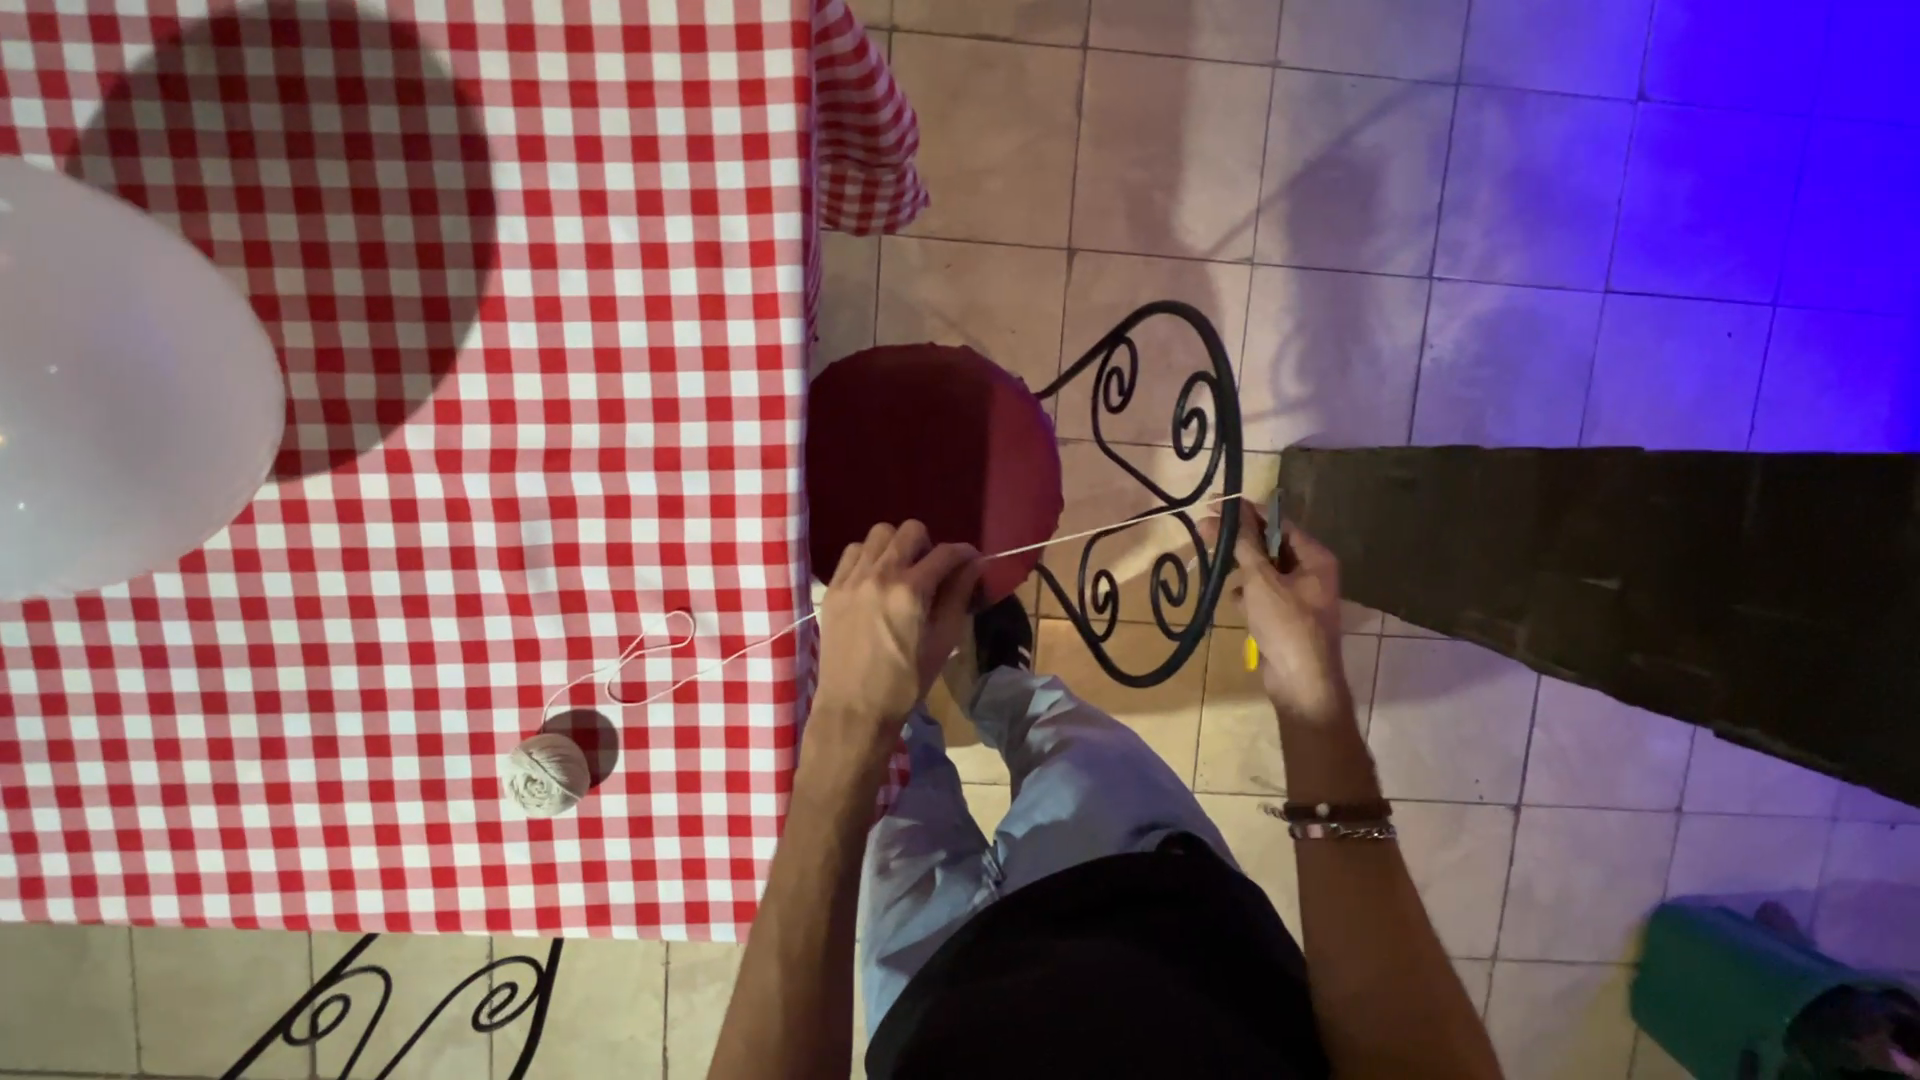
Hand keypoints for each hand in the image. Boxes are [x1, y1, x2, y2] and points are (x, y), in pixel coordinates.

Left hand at [813, 520, 982, 745]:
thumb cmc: (905, 683)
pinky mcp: (832, 589)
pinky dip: (868, 556)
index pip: (945, 553)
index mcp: (910, 591)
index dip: (964, 553)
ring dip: (896, 546)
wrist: (854, 709)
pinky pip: (851, 552)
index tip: (971, 559)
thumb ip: (958, 597)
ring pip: (878, 534)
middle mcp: (879, 575)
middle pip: (909, 530)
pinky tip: (875, 579)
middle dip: (929, 544)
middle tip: (932, 568)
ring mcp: (851, 579)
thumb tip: (974, 566)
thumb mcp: (942, 642)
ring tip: (901, 571)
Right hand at [1200, 500, 1349, 725]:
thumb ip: (1242, 545)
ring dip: (1241, 568)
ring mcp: (1300, 596)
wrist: (1301, 681)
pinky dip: (1247, 594)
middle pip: (1270, 545)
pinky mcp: (1286, 616)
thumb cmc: (1286, 625)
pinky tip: (1233, 599)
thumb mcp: (1261, 580)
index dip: (1247, 512)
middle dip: (1239, 541)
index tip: (1216, 505)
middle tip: (1204, 531)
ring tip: (1215, 564)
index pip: (1279, 523)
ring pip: (1263, 570)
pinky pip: (1263, 594)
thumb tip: (1221, 514)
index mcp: (1315, 558)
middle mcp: (1312, 572)